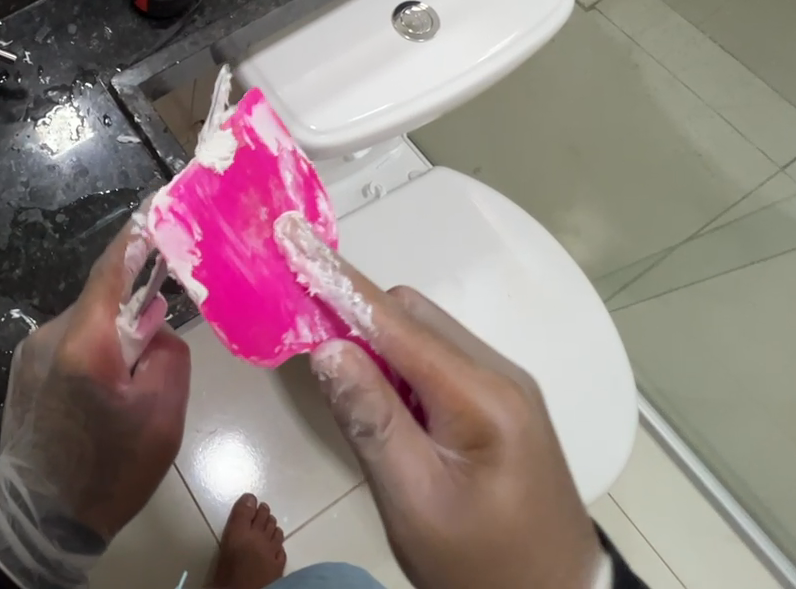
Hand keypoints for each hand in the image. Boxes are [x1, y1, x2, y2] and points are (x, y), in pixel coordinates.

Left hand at [0, 222, 190, 586]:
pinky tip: (98, 397)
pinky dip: (90, 355)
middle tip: (153, 353)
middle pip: (101, 301)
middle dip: (131, 315)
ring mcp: (31, 351)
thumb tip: (154, 326)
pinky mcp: (24, 369)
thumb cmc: (110, 471)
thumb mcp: (162, 418)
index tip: (152, 209)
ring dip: (110, 341)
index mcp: (85, 341)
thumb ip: (167, 355)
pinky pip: (67, 345)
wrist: (39, 523)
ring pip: (86, 325)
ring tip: (124, 391)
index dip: (133, 237)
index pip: (110, 269)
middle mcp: (50, 334)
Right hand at [280, 221, 603, 588]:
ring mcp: (503, 383)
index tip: (292, 240)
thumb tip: (325, 345)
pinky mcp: (499, 399)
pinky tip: (386, 401)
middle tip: (307, 342)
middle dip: (354, 314)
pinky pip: (435, 354)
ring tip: (347, 384)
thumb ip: (370, 419)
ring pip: (421, 330)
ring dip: (375, 339)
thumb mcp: (414, 502)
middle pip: (409, 314)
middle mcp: (498, 371)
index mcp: (482, 395)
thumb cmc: (479, 567)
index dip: (336, 279)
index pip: (393, 320)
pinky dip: (397, 360)